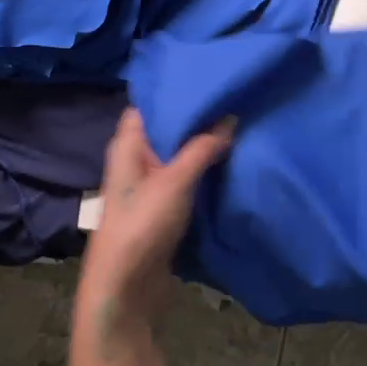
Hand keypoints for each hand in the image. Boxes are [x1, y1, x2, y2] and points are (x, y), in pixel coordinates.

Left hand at [78, 108, 233, 334]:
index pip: (149, 106)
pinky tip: (230, 164)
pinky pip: (187, 181)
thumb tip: (230, 118)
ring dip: (204, 147)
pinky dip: (205, 172)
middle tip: (233, 100)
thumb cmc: (142, 226)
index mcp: (127, 147)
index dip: (174, 91)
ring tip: (239, 126)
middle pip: (167, 131)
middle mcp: (135, 163)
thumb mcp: (175, 180)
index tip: (208, 78)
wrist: (127, 287)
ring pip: (179, 157)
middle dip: (197, 118)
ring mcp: (149, 188)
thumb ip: (202, 148)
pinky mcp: (164, 210)